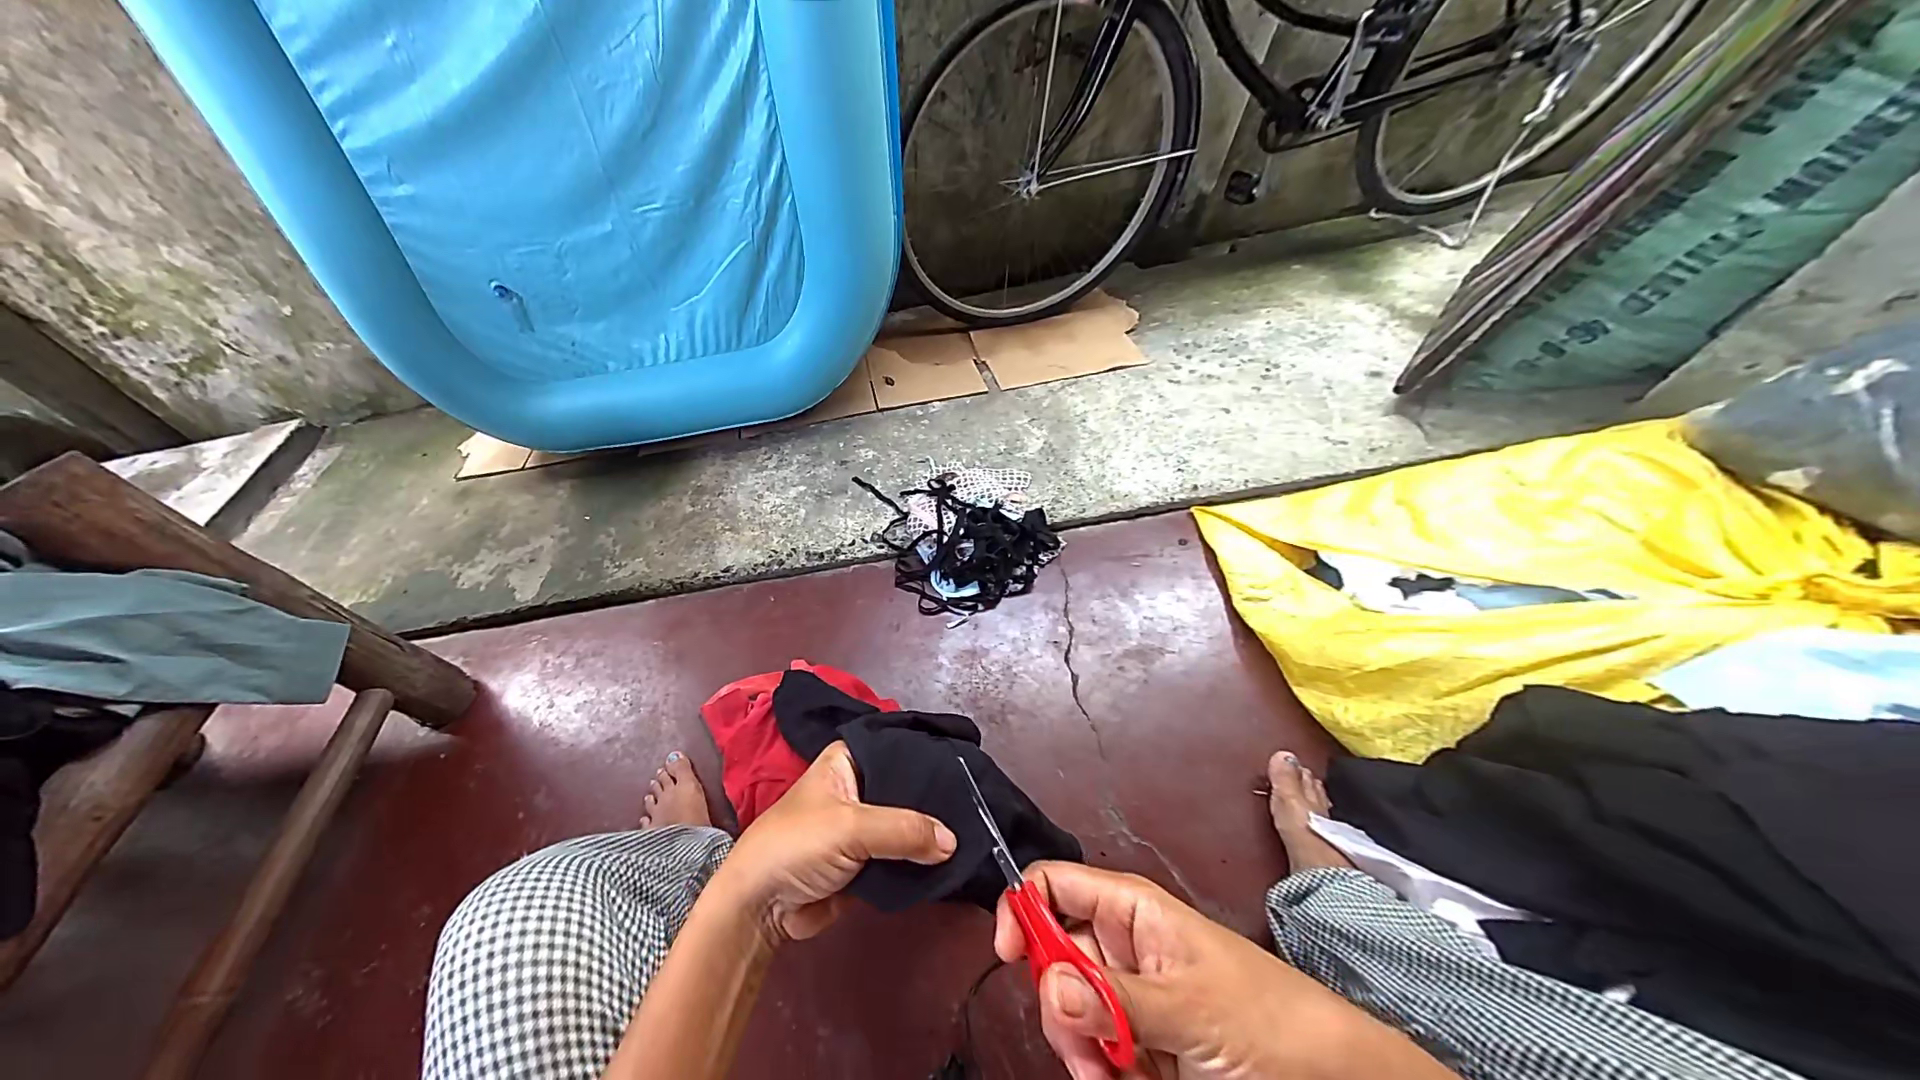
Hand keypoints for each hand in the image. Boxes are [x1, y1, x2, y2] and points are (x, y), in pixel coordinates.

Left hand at [713, 741, 956, 944]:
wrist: (760, 908)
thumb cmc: (796, 845)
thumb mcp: (851, 827)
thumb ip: (904, 829)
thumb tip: (952, 841)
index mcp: (848, 760)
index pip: (899, 747)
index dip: (931, 756)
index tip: (970, 765)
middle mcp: (859, 786)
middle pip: (907, 788)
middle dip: (936, 800)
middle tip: (979, 803)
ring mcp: (864, 825)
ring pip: (908, 824)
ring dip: (931, 834)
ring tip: (976, 831)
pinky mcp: (867, 861)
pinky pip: (903, 855)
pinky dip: (921, 860)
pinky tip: (954, 859)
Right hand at [996, 862, 1452, 1079]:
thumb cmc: (1267, 1021)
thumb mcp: (1193, 1007)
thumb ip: (1118, 998)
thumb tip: (1047, 982)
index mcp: (1131, 908)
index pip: (1054, 884)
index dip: (1023, 907)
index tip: (1008, 954)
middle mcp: (1120, 944)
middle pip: (1052, 955)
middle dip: (1058, 1002)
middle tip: (1086, 1048)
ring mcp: (1127, 995)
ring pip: (1068, 1010)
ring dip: (1080, 1048)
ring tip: (1114, 1077)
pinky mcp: (1135, 1041)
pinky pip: (1091, 1050)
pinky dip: (1097, 1071)